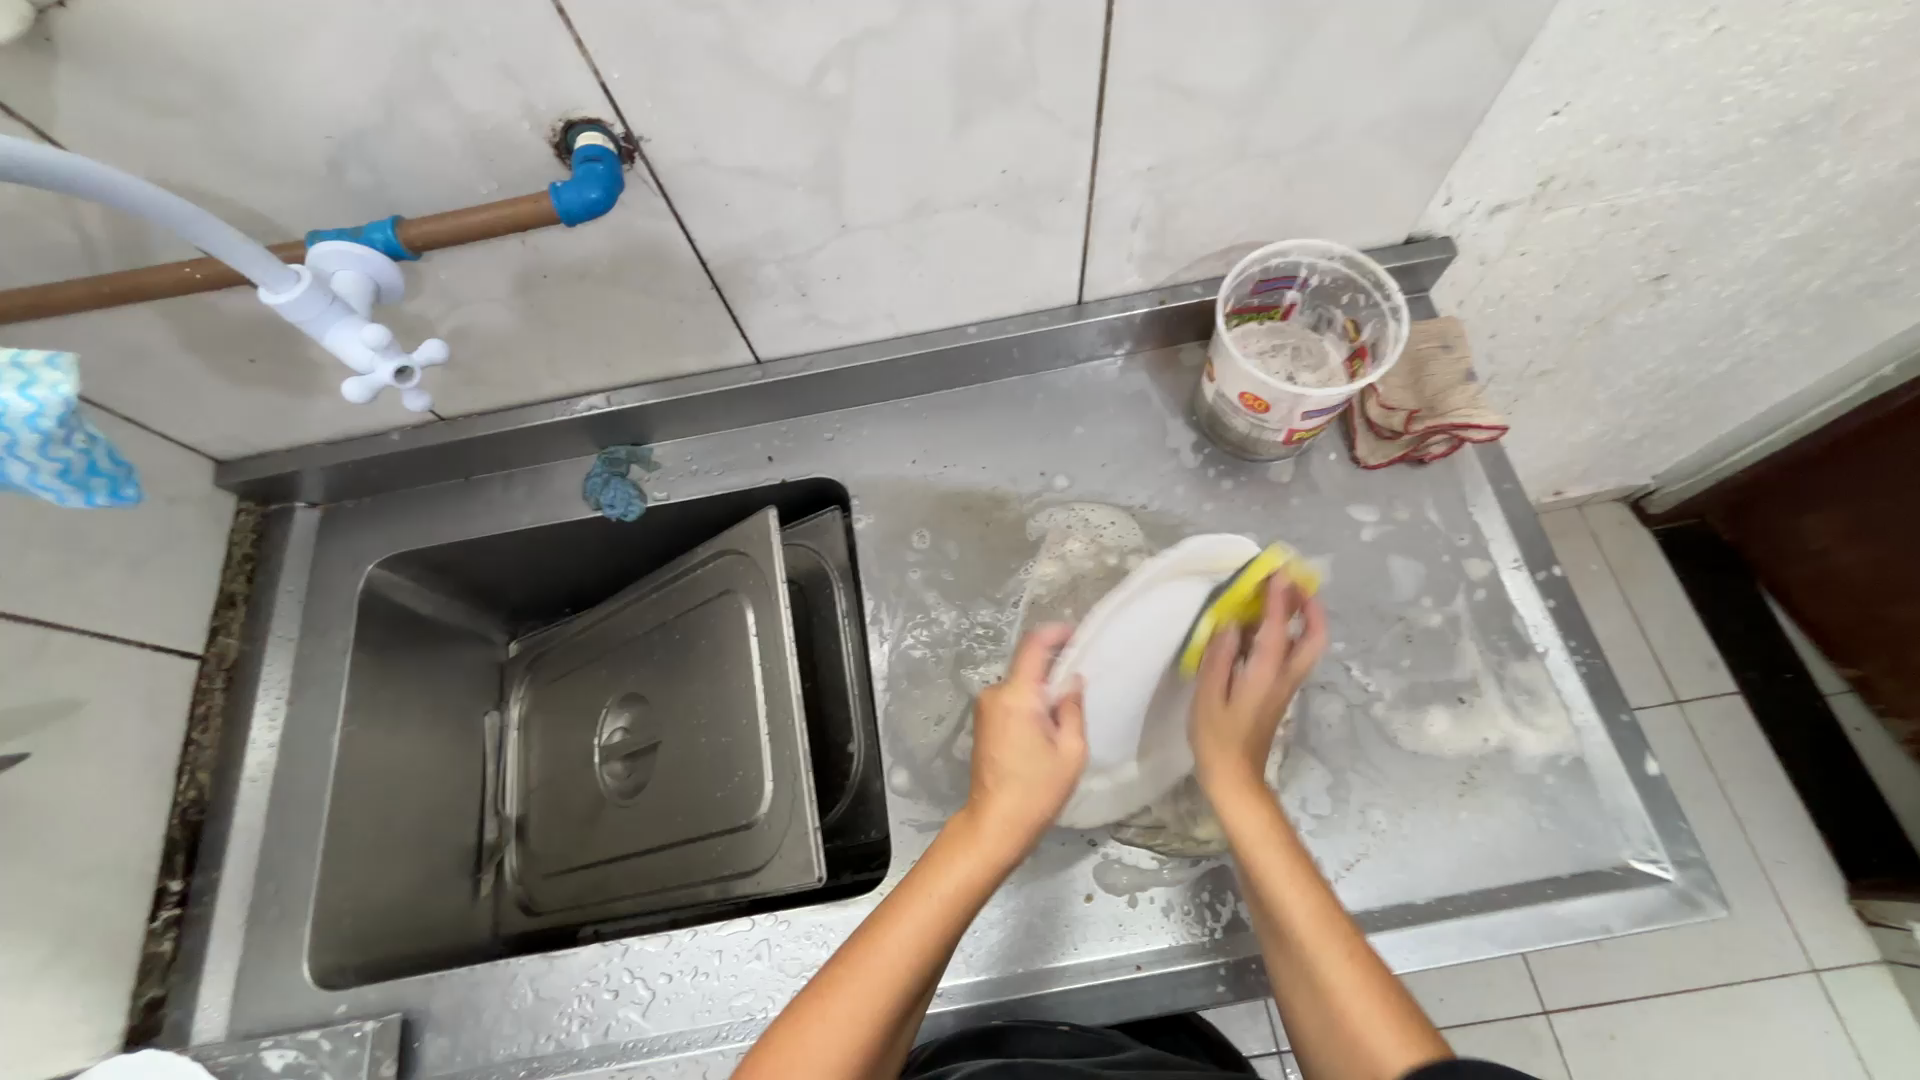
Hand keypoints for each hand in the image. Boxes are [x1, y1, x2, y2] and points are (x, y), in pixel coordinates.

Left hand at [956, 624, 1087, 864]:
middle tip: (1081, 688)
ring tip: (1065, 717)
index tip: (1077, 634)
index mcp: (1017, 695)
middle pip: (1028, 667)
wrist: (995, 823)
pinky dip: (1029, 705)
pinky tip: (1045, 730)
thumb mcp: (1071, 751)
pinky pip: (1011, 701)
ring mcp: (985, 708)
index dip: (1056, 633)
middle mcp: (995, 693)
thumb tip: (1072, 681)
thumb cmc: (1037, 790)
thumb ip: (1072, 708)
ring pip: (1020, 686)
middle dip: (1054, 672)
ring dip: (1041, 693)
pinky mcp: (982, 722)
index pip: (1034, 645)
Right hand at [1191, 575, 1327, 795]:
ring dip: (1301, 616)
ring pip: (1306, 644)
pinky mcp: (1278, 692)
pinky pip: (1291, 653)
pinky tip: (1262, 627)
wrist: (1234, 776)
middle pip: (1313, 636)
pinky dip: (1287, 632)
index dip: (1279, 598)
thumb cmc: (1216, 738)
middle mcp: (1284, 676)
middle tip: (1293, 583)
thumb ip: (1220, 657)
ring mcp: (1285, 685)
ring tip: (1281, 595)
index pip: (1277, 628)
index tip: (1277, 572)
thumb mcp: (1209, 696)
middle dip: (1309, 606)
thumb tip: (1231, 623)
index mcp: (1266, 674)